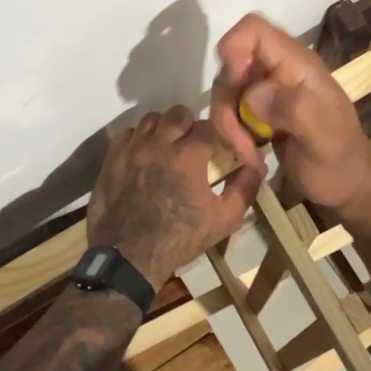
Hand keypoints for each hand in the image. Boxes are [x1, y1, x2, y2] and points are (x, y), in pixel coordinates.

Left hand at [87, 105, 263, 286]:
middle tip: (192, 146)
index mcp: (188, 155)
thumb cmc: (180, 239)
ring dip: (163, 129)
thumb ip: (245, 188)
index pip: (209, 125)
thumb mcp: (224, 219)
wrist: (129, 257)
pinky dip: (138, 139)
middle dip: (190, 126)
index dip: (216, 136)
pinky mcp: (111, 158)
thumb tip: (259, 165)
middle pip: (179, 113)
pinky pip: (127, 133)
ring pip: (151, 119)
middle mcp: (159, 143)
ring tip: (167, 148)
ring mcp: (132, 149)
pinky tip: (144, 156)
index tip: (218, 149)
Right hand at [211, 13, 370, 209]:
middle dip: (226, 104)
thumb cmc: (340, 160)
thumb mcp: (323, 137)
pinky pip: (229, 113)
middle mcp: (278, 71)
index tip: (236, 87)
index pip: (254, 30)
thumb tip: (252, 95)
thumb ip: (294, 109)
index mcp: (297, 65)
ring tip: (249, 154)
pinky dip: (231, 134)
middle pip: (230, 66)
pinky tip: (251, 155)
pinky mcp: (258, 114)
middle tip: (241, 142)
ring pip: (226, 92)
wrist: (348, 185)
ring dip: (228, 125)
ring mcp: (267, 92)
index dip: (234, 49)